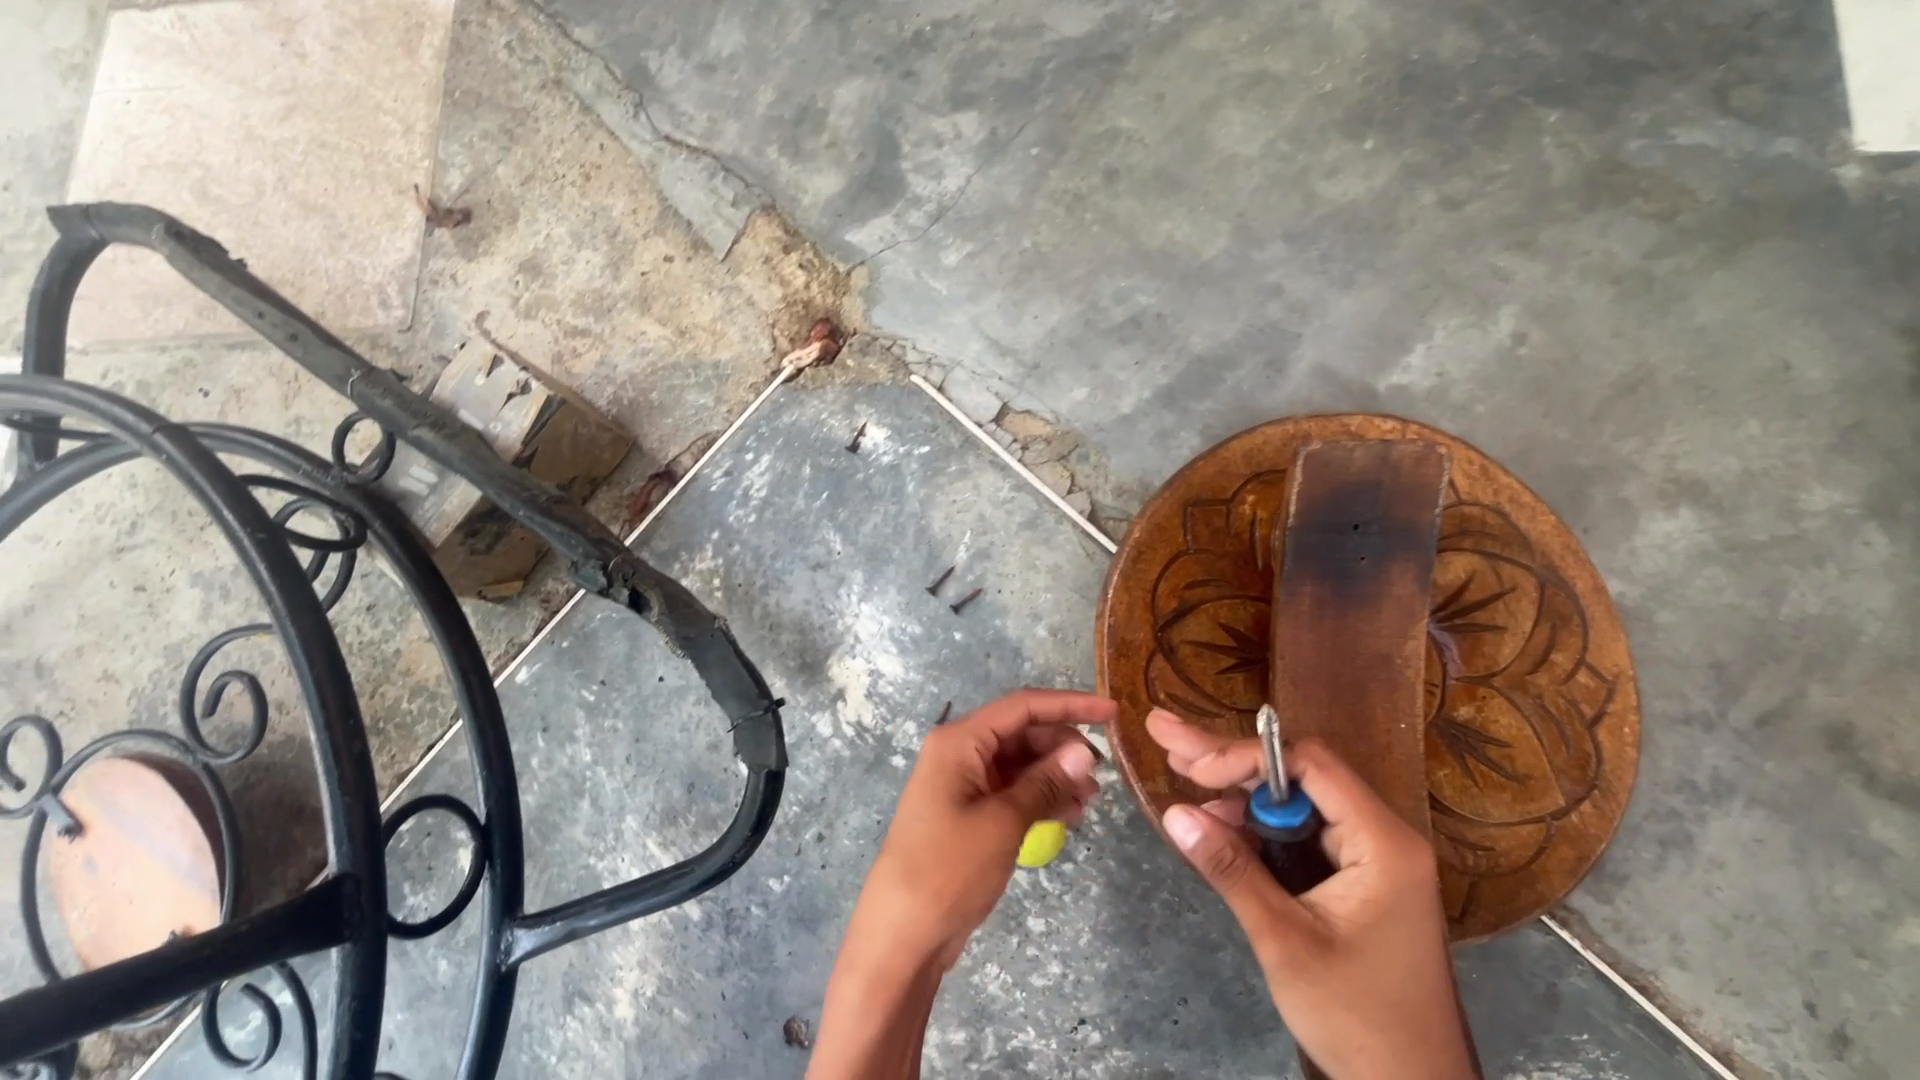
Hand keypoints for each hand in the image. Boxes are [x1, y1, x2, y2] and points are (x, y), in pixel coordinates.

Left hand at [809, 690, 1112, 1079]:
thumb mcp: (1004, 823)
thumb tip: (1085, 751)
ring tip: (1091, 799)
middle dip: (1063, 747)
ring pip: (1019, 764)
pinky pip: (1011, 792)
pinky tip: (1069, 814)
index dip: (1070, 705)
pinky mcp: (968, 814)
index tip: (1112, 713)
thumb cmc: (949, 868)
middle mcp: (959, 754)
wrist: (903, 932)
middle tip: (1102, 773)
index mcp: (959, 741)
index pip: (1023, 707)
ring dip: (1056, 775)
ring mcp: (962, 785)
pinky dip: (1040, 798)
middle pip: (1021, 733)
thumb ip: (1045, 782)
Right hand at [1147, 708, 1476, 1079]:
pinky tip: (1214, 820)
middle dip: (1228, 759)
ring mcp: (1369, 858)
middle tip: (1166, 736)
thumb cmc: (1357, 1017)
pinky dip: (1255, 828)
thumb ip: (1231, 870)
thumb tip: (1174, 812)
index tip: (1193, 768)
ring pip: (1295, 803)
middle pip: (1297, 775)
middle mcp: (1380, 836)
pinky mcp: (1355, 880)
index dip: (1245, 757)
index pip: (1309, 764)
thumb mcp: (1284, 940)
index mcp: (1381, 841)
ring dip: (1237, 792)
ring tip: (1179, 768)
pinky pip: (1301, 836)